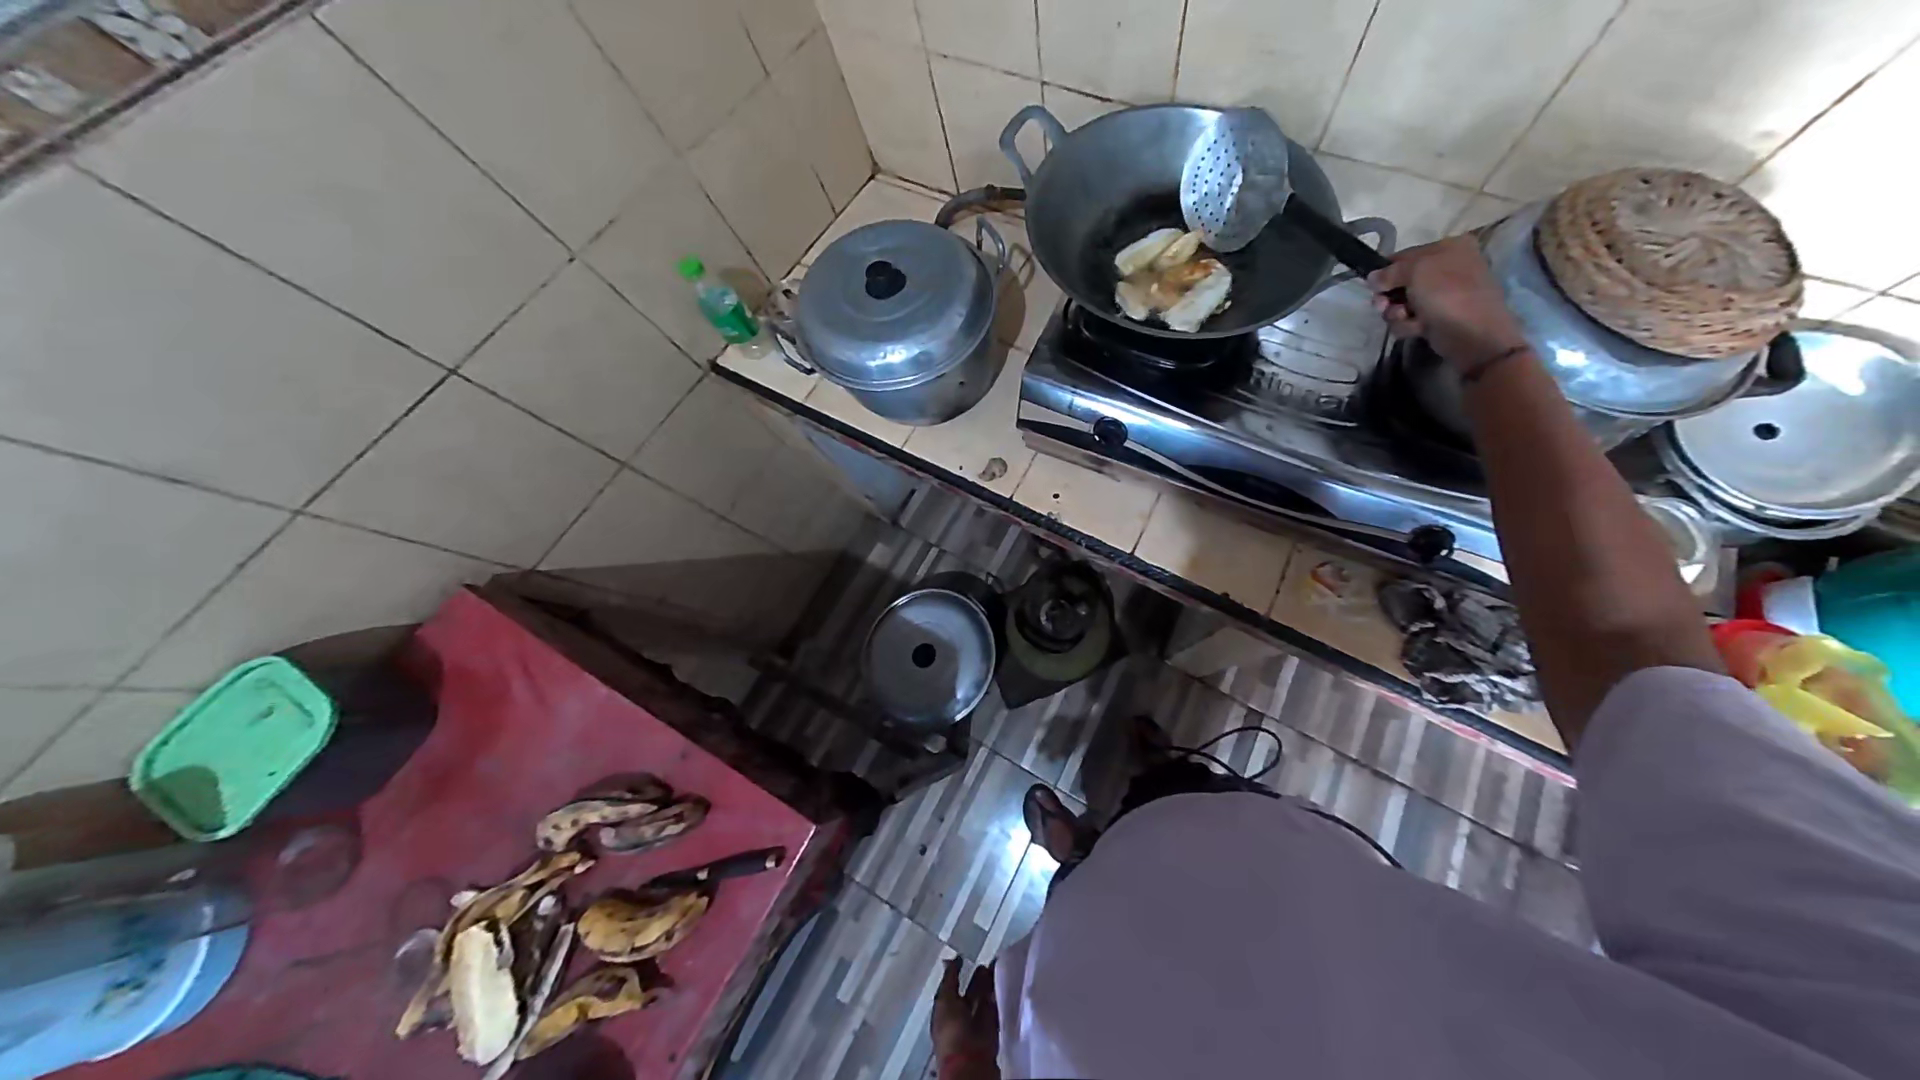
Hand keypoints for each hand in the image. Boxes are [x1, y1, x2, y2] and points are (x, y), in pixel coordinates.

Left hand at [932, 957, 998, 1077]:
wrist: (970, 1066)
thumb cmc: (952, 1032)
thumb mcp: (946, 1002)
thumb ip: (949, 981)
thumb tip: (948, 959)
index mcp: (944, 1011)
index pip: (949, 987)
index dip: (955, 972)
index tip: (963, 957)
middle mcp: (959, 1018)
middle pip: (969, 995)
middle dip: (978, 980)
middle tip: (988, 962)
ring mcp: (976, 1027)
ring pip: (984, 1002)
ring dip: (990, 987)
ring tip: (998, 969)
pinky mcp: (991, 1033)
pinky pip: (995, 1013)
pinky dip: (999, 1000)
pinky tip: (1005, 986)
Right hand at [1367, 236, 1530, 370]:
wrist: (1473, 333)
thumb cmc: (1447, 294)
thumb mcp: (1416, 271)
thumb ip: (1390, 271)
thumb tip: (1372, 278)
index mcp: (1448, 248)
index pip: (1404, 255)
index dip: (1386, 271)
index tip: (1374, 286)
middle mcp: (1445, 268)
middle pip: (1400, 281)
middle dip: (1388, 296)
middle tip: (1383, 306)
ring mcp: (1441, 294)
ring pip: (1401, 302)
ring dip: (1395, 313)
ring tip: (1405, 318)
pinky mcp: (1436, 317)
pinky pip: (1409, 319)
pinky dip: (1407, 325)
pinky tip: (1417, 328)